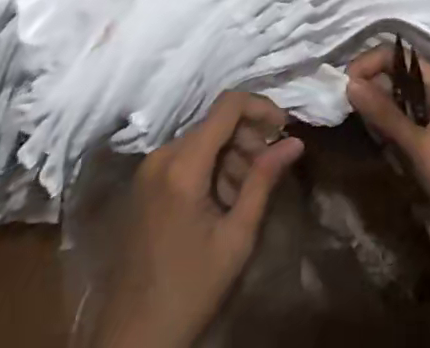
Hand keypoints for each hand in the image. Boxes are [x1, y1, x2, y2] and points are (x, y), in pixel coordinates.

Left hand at [94, 92, 303, 347]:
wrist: (134, 335)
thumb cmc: (191, 288)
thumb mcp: (237, 236)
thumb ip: (264, 180)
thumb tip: (295, 142)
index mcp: (182, 165)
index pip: (228, 105)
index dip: (261, 107)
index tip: (285, 130)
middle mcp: (161, 156)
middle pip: (216, 123)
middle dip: (249, 139)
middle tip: (268, 174)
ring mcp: (148, 170)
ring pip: (203, 139)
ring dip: (232, 156)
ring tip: (245, 196)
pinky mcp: (145, 184)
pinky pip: (186, 157)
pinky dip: (211, 168)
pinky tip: (222, 202)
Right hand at [344, 45, 429, 256]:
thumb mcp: (422, 149)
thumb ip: (386, 115)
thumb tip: (350, 83)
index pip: (397, 56)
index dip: (370, 64)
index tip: (344, 88)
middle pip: (393, 77)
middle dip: (370, 93)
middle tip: (352, 119)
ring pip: (393, 103)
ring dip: (378, 118)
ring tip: (376, 142)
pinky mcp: (428, 141)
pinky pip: (399, 126)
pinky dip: (387, 135)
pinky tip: (387, 155)